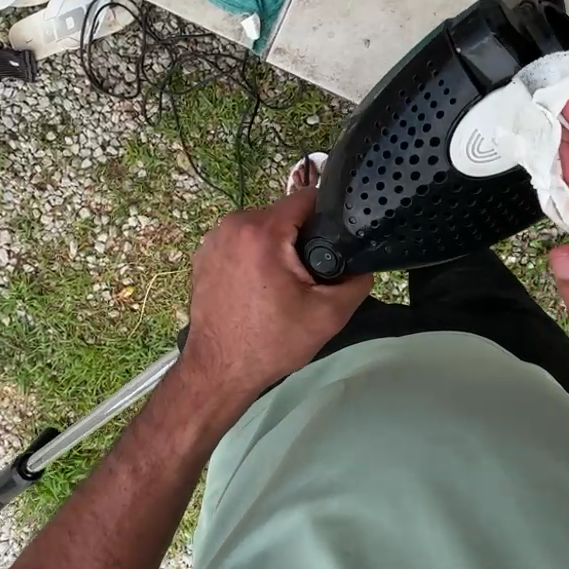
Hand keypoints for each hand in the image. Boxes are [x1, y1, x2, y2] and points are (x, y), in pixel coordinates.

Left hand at [181, 189, 372, 402]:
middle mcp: (233, 225)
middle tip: (310, 275)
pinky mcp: (203, 255)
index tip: (335, 241)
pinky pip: (241, 243)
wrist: (219, 371)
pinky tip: (260, 288)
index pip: (306, 197)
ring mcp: (214, 239)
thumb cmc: (271, 342)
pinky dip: (254, 257)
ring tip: (285, 285)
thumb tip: (365, 264)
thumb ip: (357, 281)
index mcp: (262, 230)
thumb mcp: (328, 315)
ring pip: (262, 228)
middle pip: (283, 214)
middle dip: (301, 238)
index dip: (328, 215)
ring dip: (277, 248)